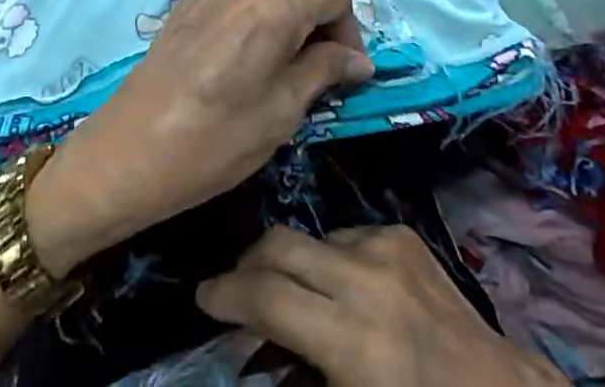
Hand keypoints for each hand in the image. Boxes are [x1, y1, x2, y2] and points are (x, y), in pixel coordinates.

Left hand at [25, 0, 373, 276]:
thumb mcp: (283, 109)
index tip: (347, 72)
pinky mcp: (186, 5)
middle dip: (321, 20)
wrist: (129, 151)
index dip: (349, 29)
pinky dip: (258, 17)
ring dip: (290, 18)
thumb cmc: (216, 138)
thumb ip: (324, 70)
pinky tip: (248, 60)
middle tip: (322, 71)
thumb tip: (358, 59)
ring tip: (286, 69)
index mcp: (271, 2)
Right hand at [198, 226, 565, 386]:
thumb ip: (292, 371)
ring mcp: (386, 248)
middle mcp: (366, 280)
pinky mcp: (402, 234)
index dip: (224, 296)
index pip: (266, 298)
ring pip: (306, 238)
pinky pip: (342, 236)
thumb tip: (246, 343)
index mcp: (354, 341)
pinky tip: (344, 288)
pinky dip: (329, 259)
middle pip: (276, 246)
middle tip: (237, 292)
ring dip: (290, 265)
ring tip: (296, 297)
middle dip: (245, 267)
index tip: (203, 300)